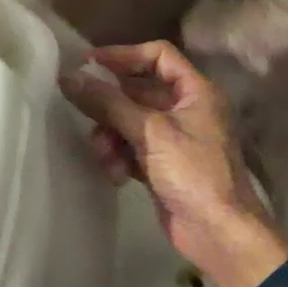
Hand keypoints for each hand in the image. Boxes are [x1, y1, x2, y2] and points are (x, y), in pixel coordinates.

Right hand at [59, 41, 287, 286]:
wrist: (218, 231)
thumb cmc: (193, 173)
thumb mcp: (151, 132)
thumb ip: (109, 103)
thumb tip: (69, 78)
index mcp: (197, 92)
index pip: (159, 56)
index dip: (125, 55)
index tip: (90, 64)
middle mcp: (189, 112)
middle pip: (140, 92)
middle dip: (111, 106)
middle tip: (85, 114)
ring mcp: (177, 142)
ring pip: (132, 125)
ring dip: (112, 137)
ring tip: (105, 156)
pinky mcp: (164, 169)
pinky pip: (133, 152)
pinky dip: (121, 158)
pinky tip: (116, 175)